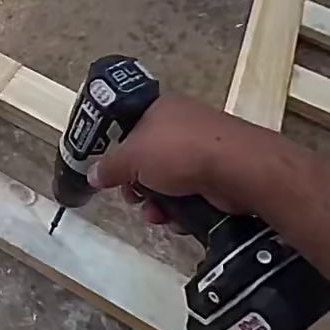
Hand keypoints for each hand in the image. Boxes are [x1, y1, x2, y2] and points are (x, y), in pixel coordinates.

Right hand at [88, 93, 273, 224]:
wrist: (236, 168)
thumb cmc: (179, 150)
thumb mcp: (132, 157)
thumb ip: (109, 166)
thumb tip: (93, 175)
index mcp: (160, 109)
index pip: (130, 129)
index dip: (118, 153)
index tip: (112, 175)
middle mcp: (182, 126)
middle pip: (148, 160)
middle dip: (137, 185)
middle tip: (133, 198)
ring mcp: (202, 151)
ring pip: (168, 181)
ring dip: (157, 203)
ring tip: (157, 215)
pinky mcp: (217, 175)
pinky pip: (189, 194)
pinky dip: (180, 209)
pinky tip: (177, 220)